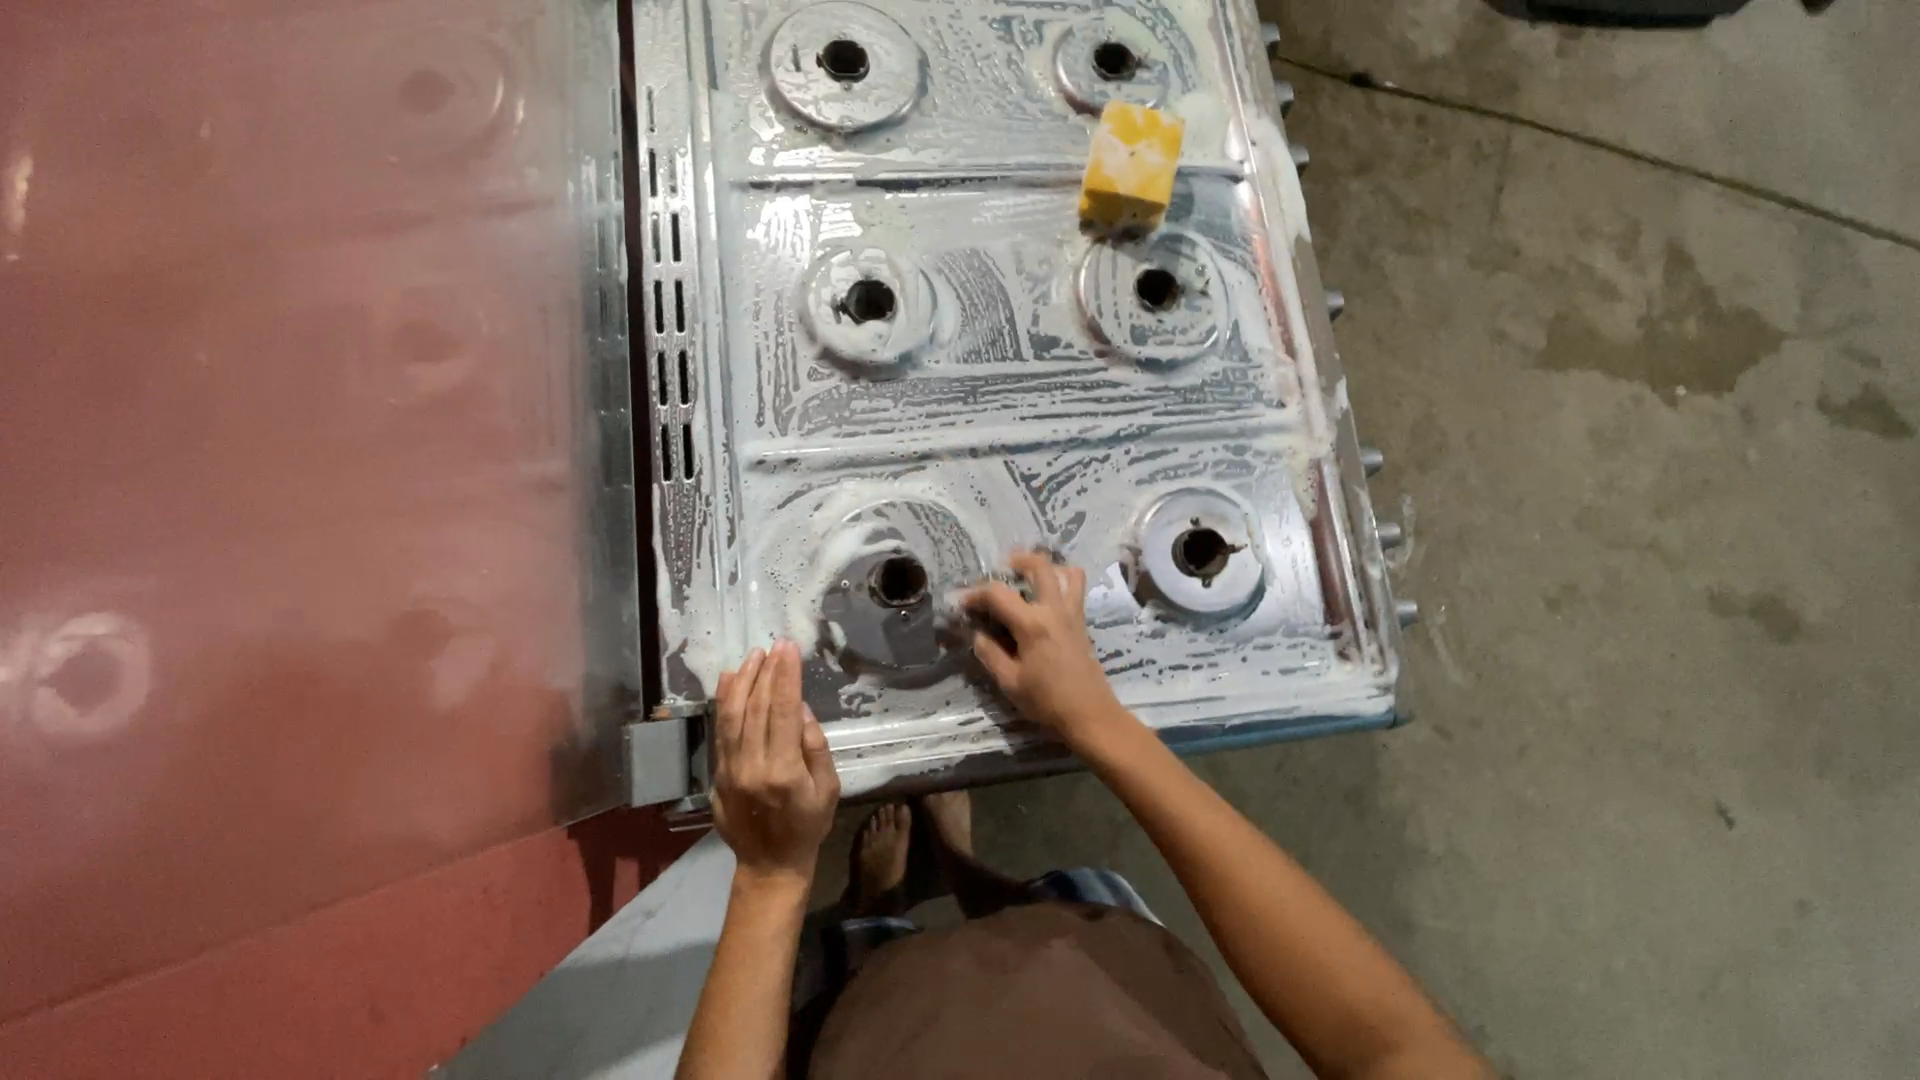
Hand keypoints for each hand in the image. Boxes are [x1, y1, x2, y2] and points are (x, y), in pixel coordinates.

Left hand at [711, 641, 840, 886]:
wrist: (769, 864)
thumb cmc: (808, 825)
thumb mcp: (828, 788)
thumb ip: (814, 746)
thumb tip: (798, 708)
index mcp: (784, 770)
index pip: (782, 710)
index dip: (785, 675)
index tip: (788, 648)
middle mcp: (752, 766)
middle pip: (756, 707)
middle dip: (766, 671)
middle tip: (775, 645)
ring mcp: (729, 769)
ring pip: (732, 714)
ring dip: (742, 680)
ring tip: (753, 655)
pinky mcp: (717, 773)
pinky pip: (719, 730)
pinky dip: (723, 701)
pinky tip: (729, 680)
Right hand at [964, 551, 1131, 749]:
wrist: (1090, 715)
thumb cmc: (1047, 701)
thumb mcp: (1009, 682)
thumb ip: (989, 653)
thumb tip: (977, 634)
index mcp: (1032, 624)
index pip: (998, 594)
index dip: (975, 594)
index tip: (962, 603)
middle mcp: (1054, 610)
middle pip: (1040, 566)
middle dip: (1017, 560)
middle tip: (1001, 570)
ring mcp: (1073, 613)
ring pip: (1066, 572)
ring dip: (1047, 567)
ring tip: (1028, 577)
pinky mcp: (1082, 622)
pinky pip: (1076, 588)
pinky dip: (1061, 581)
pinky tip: (1045, 598)